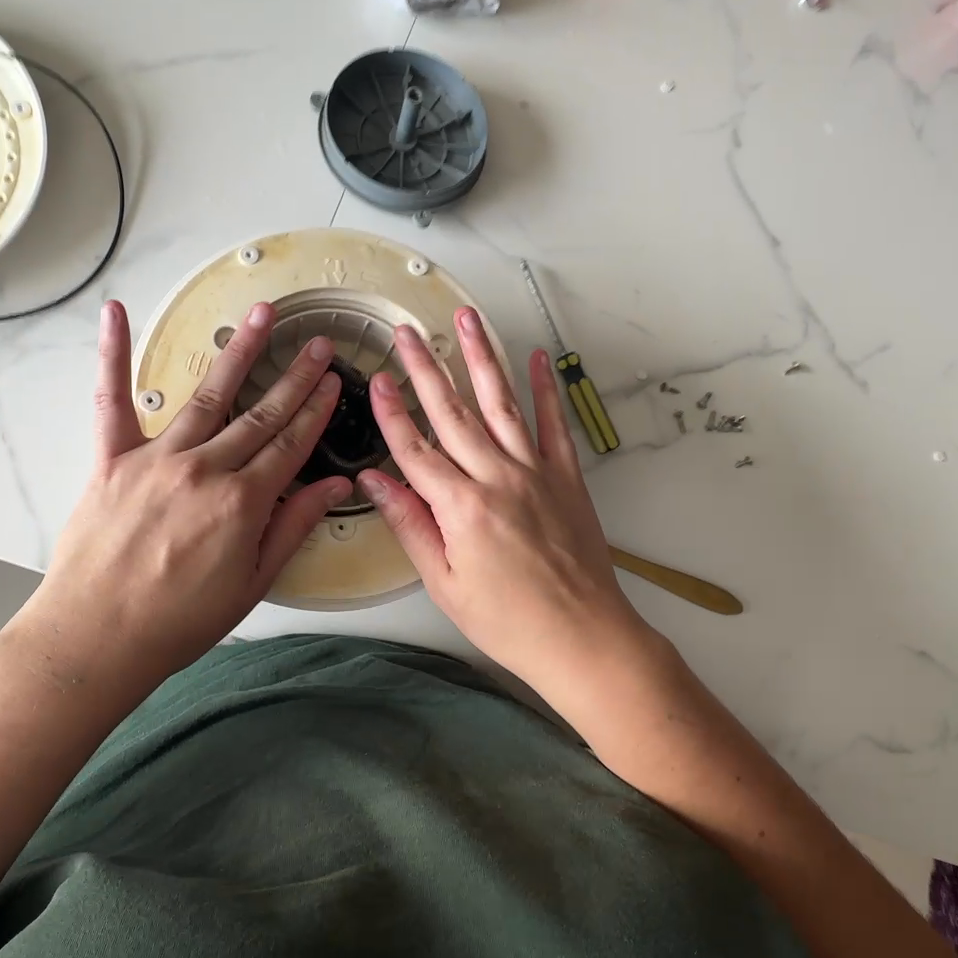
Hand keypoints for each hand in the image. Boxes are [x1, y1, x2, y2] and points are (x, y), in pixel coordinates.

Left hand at [19, 300, 350, 678]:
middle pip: (261, 413)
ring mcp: (157, 459)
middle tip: (316, 343)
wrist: (97, 637)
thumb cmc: (178, 620)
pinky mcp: (112, 460)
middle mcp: (204, 470)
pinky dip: (113, 354)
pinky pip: (111, 399)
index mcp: (243, 502)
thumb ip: (294, 525)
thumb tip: (334, 487)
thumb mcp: (253, 581)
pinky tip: (115, 315)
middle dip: (295, 375)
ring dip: (239, 351)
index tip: (333, 384)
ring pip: (209, 395)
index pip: (292, 443)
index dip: (317, 411)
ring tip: (262, 315)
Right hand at [357, 307, 650, 683]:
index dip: (391, 412)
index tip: (376, 378)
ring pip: (502, 404)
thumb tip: (375, 484)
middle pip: (453, 413)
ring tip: (467, 321)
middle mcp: (497, 479)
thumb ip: (411, 526)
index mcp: (461, 508)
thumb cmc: (510, 621)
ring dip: (482, 359)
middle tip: (407, 332)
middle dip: (426, 368)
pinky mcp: (567, 478)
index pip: (415, 448)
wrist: (582, 636)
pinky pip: (555, 425)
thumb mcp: (445, 583)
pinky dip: (548, 389)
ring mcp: (536, 473)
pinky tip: (539, 359)